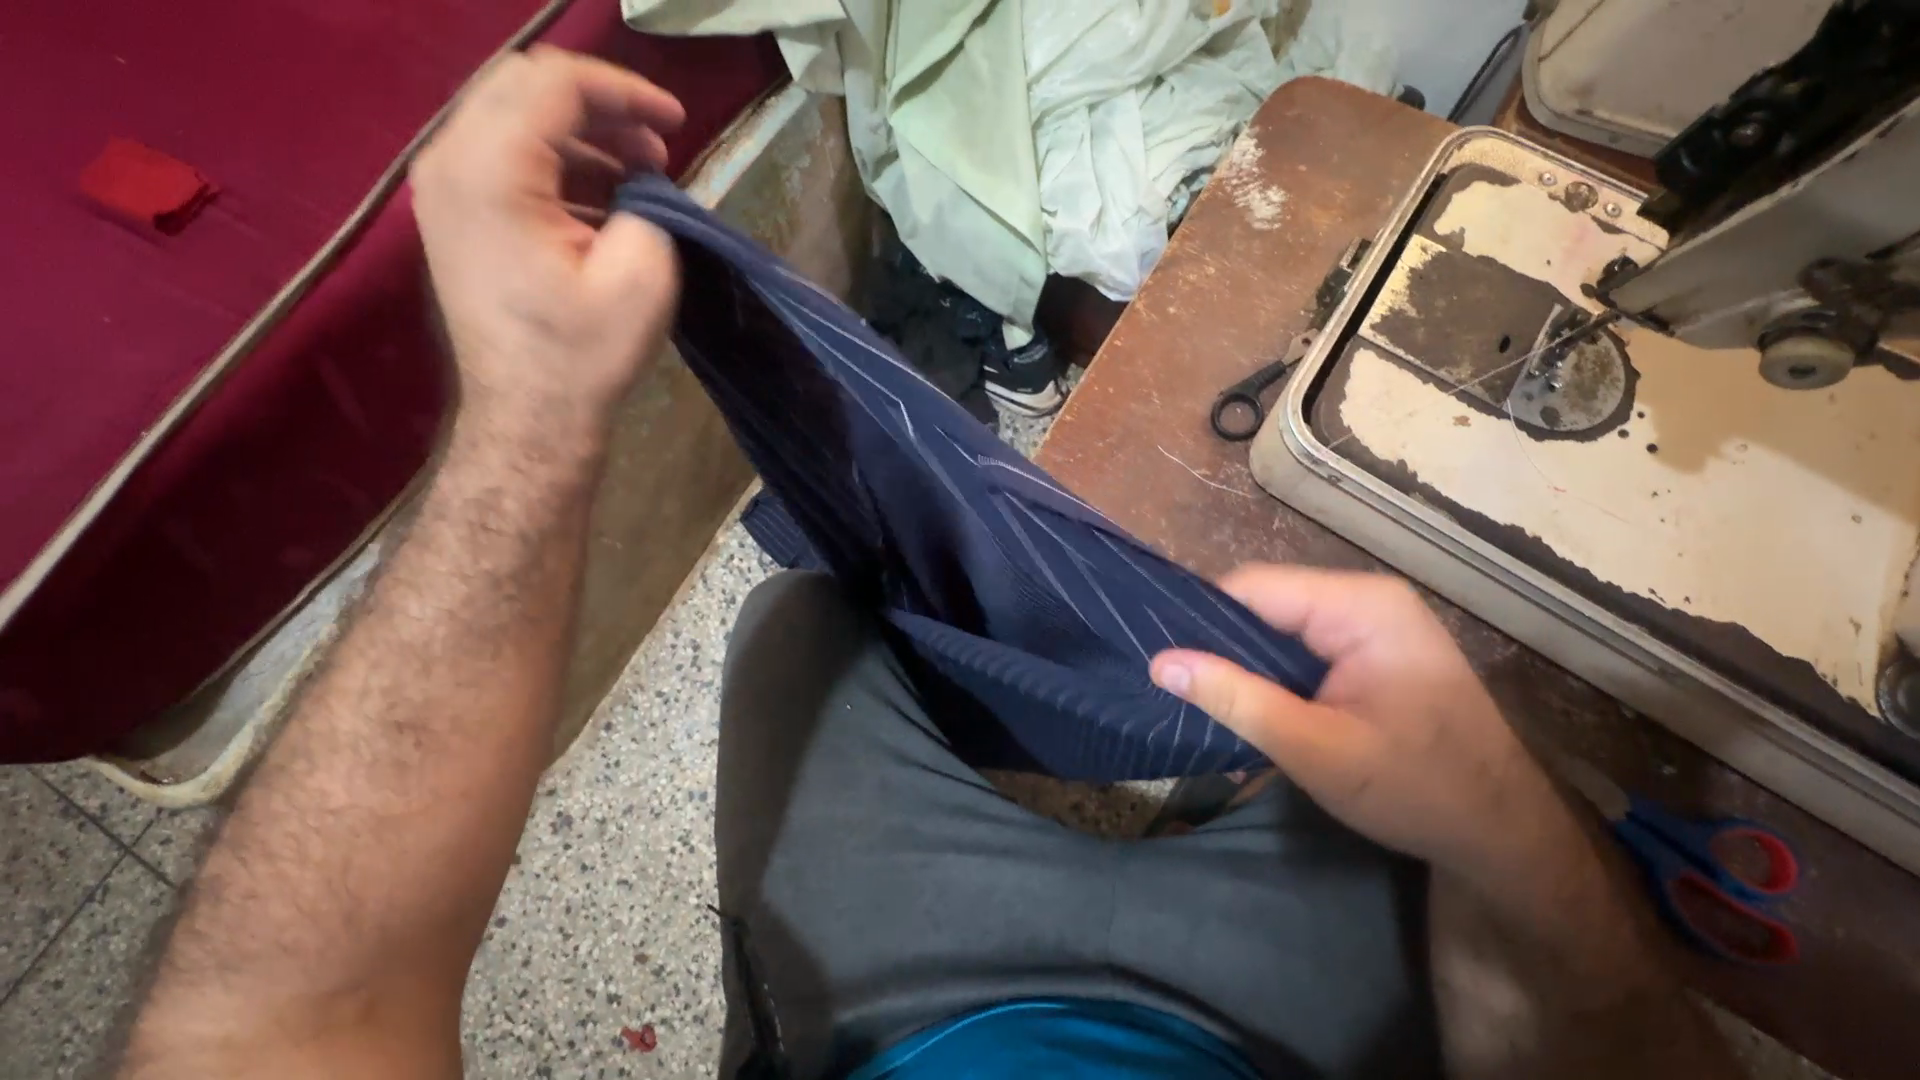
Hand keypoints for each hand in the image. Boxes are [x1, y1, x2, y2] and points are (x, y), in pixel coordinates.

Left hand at [410, 46, 686, 444]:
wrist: (528, 417)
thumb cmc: (583, 354)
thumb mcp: (642, 276)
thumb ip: (649, 204)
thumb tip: (642, 182)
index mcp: (492, 170)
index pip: (557, 84)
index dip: (626, 92)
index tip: (678, 123)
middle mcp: (450, 162)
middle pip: (526, 86)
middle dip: (602, 105)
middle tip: (657, 147)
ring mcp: (443, 188)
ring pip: (512, 116)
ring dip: (582, 134)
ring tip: (639, 175)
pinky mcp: (454, 214)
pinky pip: (503, 155)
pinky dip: (557, 160)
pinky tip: (603, 199)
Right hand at [1151, 565, 1583, 884]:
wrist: (1505, 835)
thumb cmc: (1416, 789)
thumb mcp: (1314, 748)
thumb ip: (1236, 699)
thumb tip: (1159, 662)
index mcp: (1360, 605)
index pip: (1253, 588)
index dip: (1201, 621)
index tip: (1163, 664)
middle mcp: (1367, 599)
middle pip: (1265, 603)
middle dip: (1224, 647)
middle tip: (1183, 693)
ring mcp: (1374, 622)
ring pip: (1280, 627)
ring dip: (1249, 664)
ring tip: (1211, 701)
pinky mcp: (1373, 649)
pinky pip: (1304, 645)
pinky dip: (1276, 674)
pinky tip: (1256, 705)